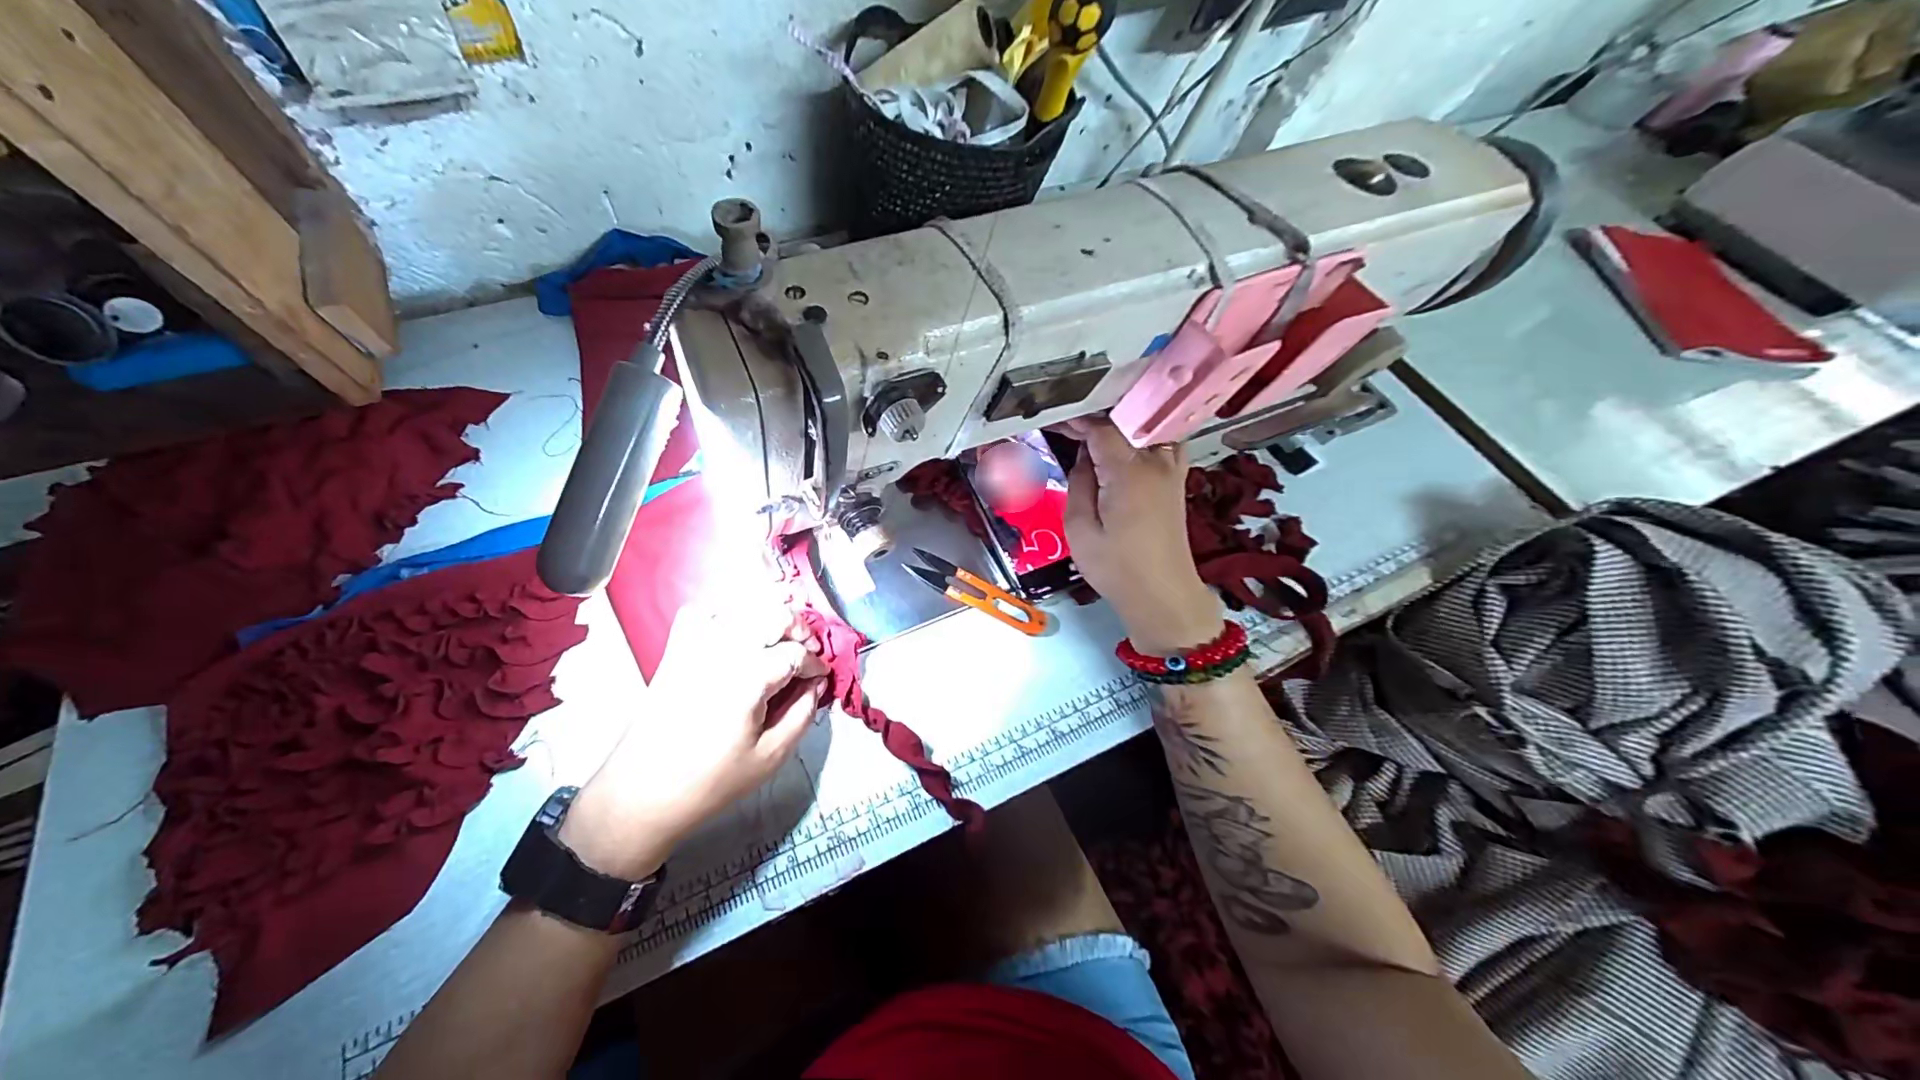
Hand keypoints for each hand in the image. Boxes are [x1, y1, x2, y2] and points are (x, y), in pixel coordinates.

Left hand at [559, 598, 827, 878]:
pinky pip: (703, 612)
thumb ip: (803, 713)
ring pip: (743, 608)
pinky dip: (725, 615)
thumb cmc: (711, 782)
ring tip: (776, 643)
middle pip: (775, 615)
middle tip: (805, 654)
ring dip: (768, 619)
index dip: (816, 664)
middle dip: (799, 630)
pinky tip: (735, 636)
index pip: (797, 653)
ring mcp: (696, 646)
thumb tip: (816, 684)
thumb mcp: (771, 756)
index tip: (820, 677)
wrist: (643, 793)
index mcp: (749, 678)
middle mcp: (724, 651)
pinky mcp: (676, 650)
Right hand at [1062, 415, 1220, 654]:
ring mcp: (1172, 470)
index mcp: (1129, 471)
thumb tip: (1084, 458)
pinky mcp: (1176, 481)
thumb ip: (1079, 483)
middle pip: (1128, 421)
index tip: (1056, 418)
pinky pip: (1162, 443)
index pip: (1102, 428)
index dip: (1078, 421)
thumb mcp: (1080, 528)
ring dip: (1124, 422)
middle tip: (1071, 422)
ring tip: (1096, 427)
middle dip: (1098, 417)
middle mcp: (1156, 462)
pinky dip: (1144, 435)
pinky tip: (1126, 441)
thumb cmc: (1117, 568)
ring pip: (1149, 427)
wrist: (1162, 595)